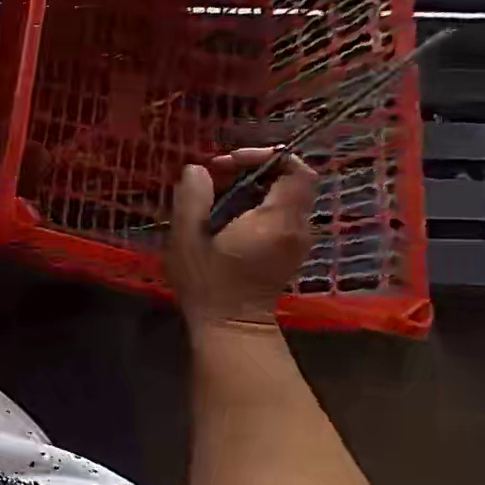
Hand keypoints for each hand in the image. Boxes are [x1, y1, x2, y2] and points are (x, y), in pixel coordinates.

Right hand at [167, 149, 318, 327]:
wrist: (230, 328)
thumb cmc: (208, 284)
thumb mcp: (187, 239)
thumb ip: (192, 199)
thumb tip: (197, 169)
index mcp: (278, 220)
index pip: (296, 170)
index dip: (265, 156)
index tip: (228, 162)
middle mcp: (297, 227)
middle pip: (290, 181)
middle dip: (253, 170)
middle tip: (215, 177)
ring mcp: (297, 241)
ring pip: (285, 197)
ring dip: (253, 187)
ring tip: (216, 195)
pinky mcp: (289, 251)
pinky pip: (281, 214)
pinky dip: (257, 204)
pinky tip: (226, 215)